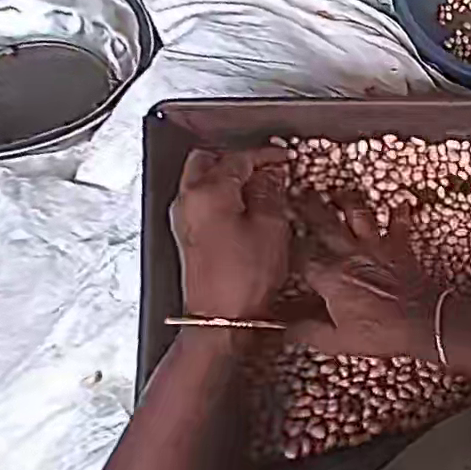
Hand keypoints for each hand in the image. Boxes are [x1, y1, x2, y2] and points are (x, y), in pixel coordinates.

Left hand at [172, 148, 290, 318]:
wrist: (222, 315)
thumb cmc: (246, 274)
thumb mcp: (271, 227)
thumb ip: (270, 192)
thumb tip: (271, 174)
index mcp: (208, 192)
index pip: (238, 158)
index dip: (266, 154)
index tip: (286, 156)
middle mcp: (188, 199)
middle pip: (209, 161)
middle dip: (240, 159)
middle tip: (269, 166)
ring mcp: (184, 217)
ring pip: (202, 178)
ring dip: (230, 176)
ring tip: (262, 186)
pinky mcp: (188, 234)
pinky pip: (203, 200)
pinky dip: (224, 194)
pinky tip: (248, 206)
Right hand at [288, 189, 439, 359]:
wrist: (425, 323)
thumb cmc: (383, 332)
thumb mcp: (338, 340)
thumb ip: (308, 331)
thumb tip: (286, 329)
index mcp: (331, 277)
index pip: (300, 256)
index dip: (288, 248)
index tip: (279, 241)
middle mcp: (352, 255)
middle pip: (325, 223)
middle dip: (310, 207)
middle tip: (301, 194)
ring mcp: (378, 248)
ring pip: (360, 214)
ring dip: (349, 201)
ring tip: (340, 193)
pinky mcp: (401, 248)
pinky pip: (399, 225)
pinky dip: (399, 213)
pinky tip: (400, 203)